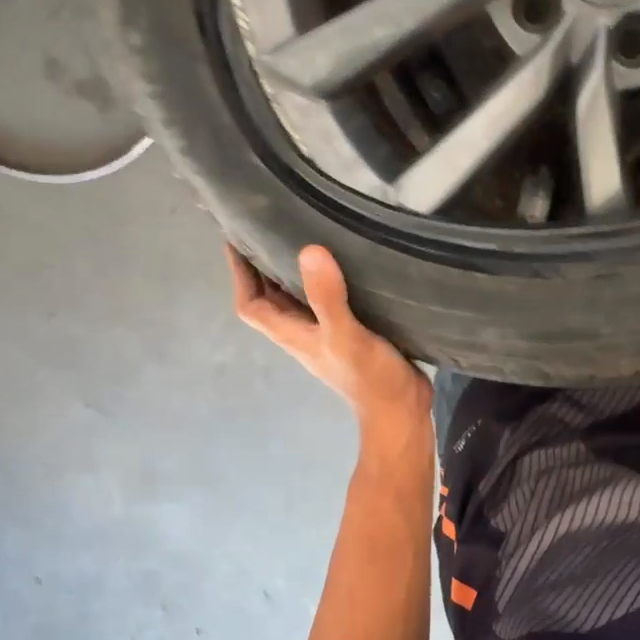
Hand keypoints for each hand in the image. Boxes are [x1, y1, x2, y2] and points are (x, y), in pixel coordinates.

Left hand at [226, 244, 432, 427]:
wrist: (401, 410)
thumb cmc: (369, 376)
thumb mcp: (345, 334)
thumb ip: (327, 296)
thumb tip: (309, 251)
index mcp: (293, 335)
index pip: (251, 305)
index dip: (240, 275)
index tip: (238, 240)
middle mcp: (305, 334)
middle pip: (272, 301)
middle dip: (264, 269)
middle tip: (270, 229)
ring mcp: (328, 336)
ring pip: (300, 301)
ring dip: (294, 274)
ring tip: (303, 239)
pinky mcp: (352, 335)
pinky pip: (329, 303)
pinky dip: (326, 284)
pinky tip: (342, 266)